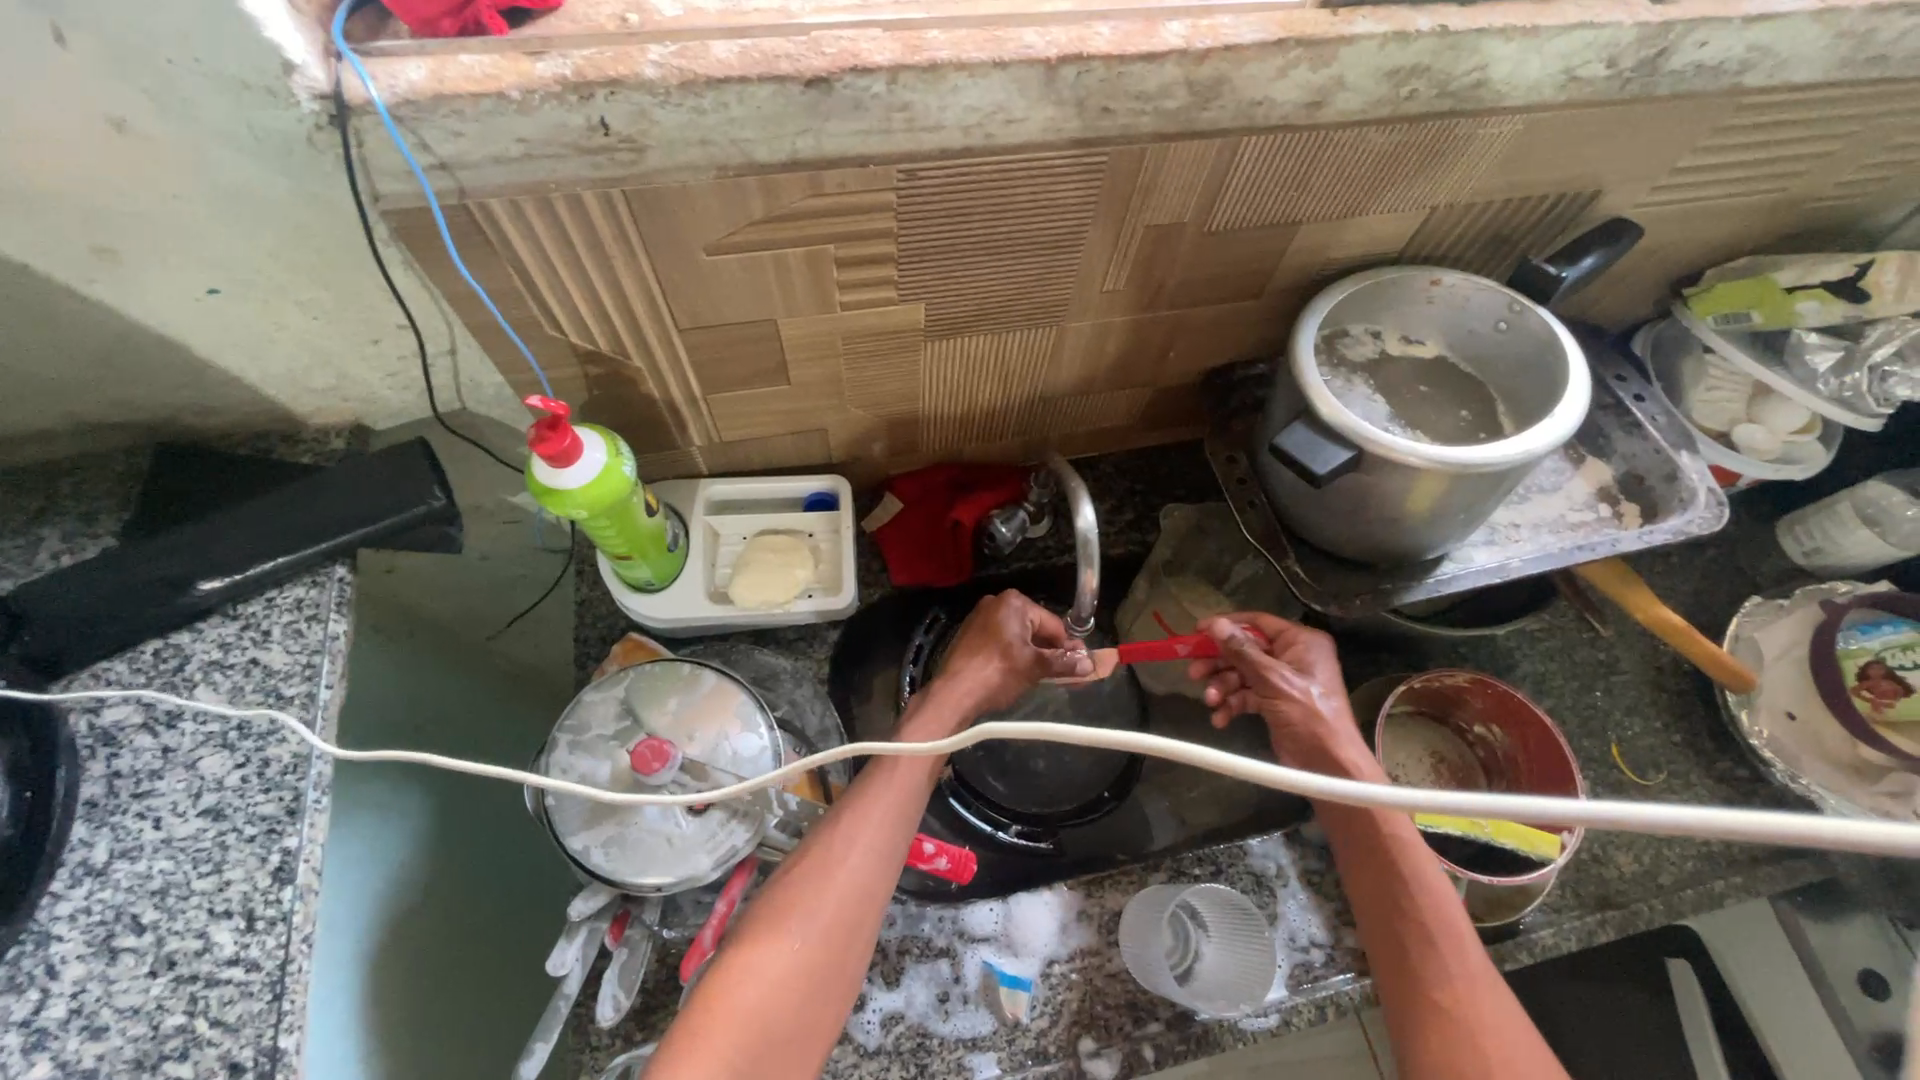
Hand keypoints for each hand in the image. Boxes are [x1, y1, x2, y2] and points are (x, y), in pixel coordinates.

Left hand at [929, 590, 1091, 717]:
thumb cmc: (998, 673)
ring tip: (1044, 677)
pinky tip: (1020, 674)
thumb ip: (1064, 663)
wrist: (954, 693)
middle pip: (1036, 629)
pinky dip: (1014, 656)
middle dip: (1050, 651)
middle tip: (1063, 674)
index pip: (1053, 624)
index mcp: (1014, 602)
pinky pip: (1002, 643)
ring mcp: (980, 618)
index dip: (1068, 646)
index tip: (1080, 665)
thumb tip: (1090, 664)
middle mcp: (996, 603)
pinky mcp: (971, 636)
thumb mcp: (1035, 667)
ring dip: (1033, 655)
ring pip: (1019, 637)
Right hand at [1185, 612, 1367, 764]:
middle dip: (1219, 664)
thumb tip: (1215, 623)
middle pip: (1245, 650)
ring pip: (1242, 674)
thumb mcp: (1273, 681)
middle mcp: (1292, 657)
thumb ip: (1242, 651)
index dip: (1226, 625)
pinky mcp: (1274, 703)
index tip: (1197, 632)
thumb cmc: (1308, 716)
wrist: (1328, 767)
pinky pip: (1246, 695)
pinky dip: (1232, 705)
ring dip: (1223, 688)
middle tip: (1194, 674)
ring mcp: (1282, 681)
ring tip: (1210, 702)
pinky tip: (1221, 719)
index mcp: (1300, 642)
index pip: (1258, 623)